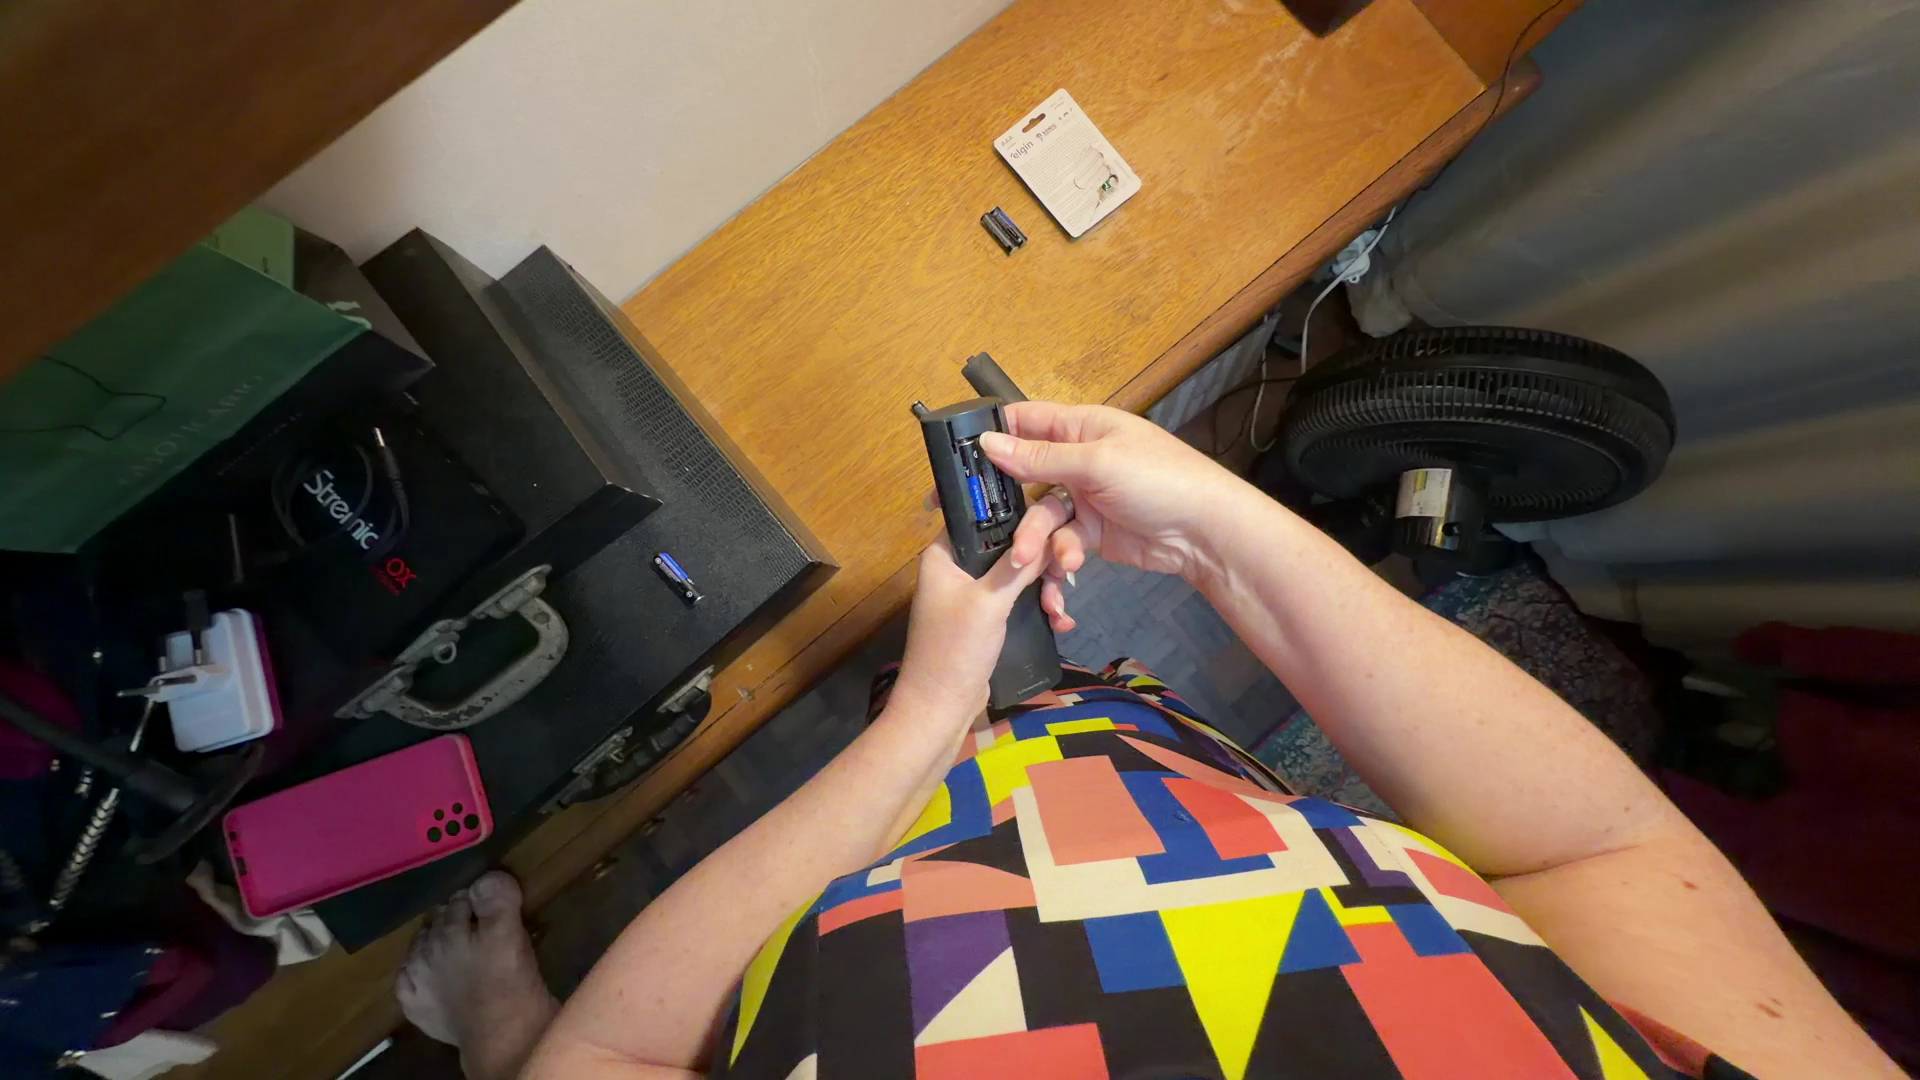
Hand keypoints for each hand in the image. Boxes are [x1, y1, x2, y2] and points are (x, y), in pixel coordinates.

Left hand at [890, 534, 1050, 723]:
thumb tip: (1050, 531)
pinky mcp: (987, 617)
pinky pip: (1018, 600)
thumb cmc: (956, 647)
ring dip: (1043, 590)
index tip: (1054, 525)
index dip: (1018, 518)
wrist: (942, 706)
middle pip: (1007, 547)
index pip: (981, 517)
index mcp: (944, 554)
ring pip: (1018, 575)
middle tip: (1066, 574)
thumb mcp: (989, 600)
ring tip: (1060, 611)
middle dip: (1039, 562)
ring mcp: (972, 594)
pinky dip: (1038, 607)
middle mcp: (956, 567)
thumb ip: (1019, 565)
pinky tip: (1059, 621)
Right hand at [979, 401, 1248, 629]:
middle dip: (1005, 504)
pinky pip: (1060, 543)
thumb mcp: (1097, 463)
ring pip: (1040, 517)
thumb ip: (1040, 457)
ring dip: (1035, 540)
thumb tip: (987, 442)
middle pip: (1023, 476)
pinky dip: (1059, 558)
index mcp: (1079, 427)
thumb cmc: (1158, 480)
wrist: (1206, 533)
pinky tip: (1068, 570)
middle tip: (972, 522)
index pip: (1024, 421)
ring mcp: (1083, 498)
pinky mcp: (1090, 533)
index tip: (957, 459)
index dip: (991, 435)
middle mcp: (1076, 459)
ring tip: (1032, 562)